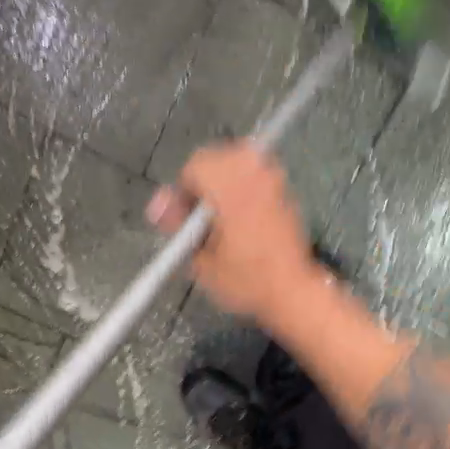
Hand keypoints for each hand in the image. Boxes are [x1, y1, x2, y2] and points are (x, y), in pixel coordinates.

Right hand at [147, 140, 319, 320]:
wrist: (292, 291)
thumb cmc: (244, 280)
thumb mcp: (200, 259)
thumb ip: (176, 225)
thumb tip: (158, 204)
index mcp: (230, 186)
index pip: (195, 165)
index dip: (183, 190)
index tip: (184, 216)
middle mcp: (253, 173)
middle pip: (216, 157)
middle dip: (203, 181)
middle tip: (200, 216)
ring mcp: (274, 179)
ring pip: (238, 161)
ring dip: (224, 181)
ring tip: (220, 215)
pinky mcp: (286, 190)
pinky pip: (257, 175)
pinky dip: (244, 188)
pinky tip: (242, 218)